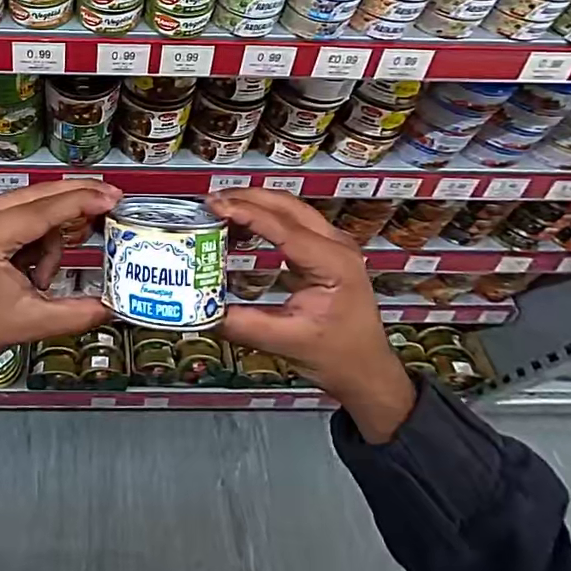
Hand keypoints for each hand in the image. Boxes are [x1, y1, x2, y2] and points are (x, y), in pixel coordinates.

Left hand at [0, 180, 120, 394]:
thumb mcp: (33, 322)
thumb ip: (78, 312)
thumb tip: (114, 304)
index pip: (46, 208)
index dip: (83, 200)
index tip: (113, 197)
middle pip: (43, 193)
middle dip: (79, 198)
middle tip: (112, 201)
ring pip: (38, 204)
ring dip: (54, 236)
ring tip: (42, 277)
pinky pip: (27, 213)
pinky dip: (41, 237)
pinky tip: (32, 268)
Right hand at [212, 189, 416, 441]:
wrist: (369, 372)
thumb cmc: (337, 356)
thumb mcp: (286, 343)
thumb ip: (243, 325)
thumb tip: (202, 309)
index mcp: (333, 263)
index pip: (283, 227)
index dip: (246, 212)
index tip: (213, 206)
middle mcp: (336, 244)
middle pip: (287, 205)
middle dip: (246, 198)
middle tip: (210, 201)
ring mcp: (333, 243)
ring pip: (289, 207)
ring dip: (254, 203)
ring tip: (219, 209)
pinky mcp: (324, 248)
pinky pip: (291, 220)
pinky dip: (263, 216)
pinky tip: (240, 226)